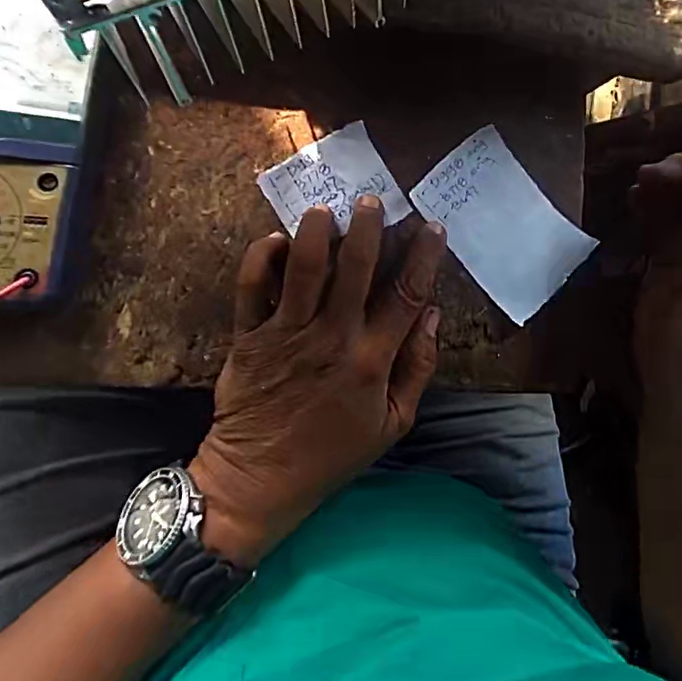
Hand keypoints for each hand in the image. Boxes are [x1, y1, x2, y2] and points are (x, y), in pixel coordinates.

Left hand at [189, 196, 445, 564]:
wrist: (259, 480)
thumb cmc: (333, 452)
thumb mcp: (394, 422)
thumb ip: (419, 366)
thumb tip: (433, 313)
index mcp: (371, 360)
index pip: (405, 295)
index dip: (423, 256)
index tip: (431, 227)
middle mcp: (331, 338)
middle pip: (355, 269)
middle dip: (368, 228)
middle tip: (373, 200)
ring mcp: (286, 335)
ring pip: (304, 270)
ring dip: (316, 233)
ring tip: (325, 210)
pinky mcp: (248, 337)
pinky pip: (252, 288)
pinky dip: (262, 259)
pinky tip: (277, 240)